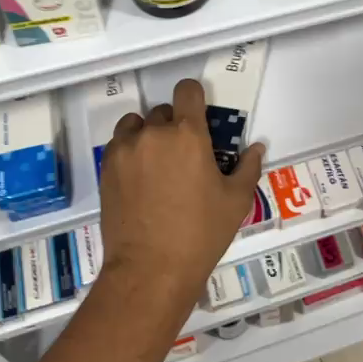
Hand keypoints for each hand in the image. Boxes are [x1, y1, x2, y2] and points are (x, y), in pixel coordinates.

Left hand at [97, 78, 266, 303]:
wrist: (150, 270)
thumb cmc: (200, 234)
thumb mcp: (236, 202)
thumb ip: (247, 168)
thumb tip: (256, 148)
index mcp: (188, 134)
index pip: (187, 91)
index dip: (194, 97)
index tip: (198, 114)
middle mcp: (154, 133)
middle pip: (163, 111)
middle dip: (174, 126)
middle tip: (184, 156)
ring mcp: (125, 150)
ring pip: (136, 125)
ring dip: (147, 134)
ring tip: (157, 164)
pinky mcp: (106, 169)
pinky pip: (119, 145)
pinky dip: (129, 152)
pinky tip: (139, 179)